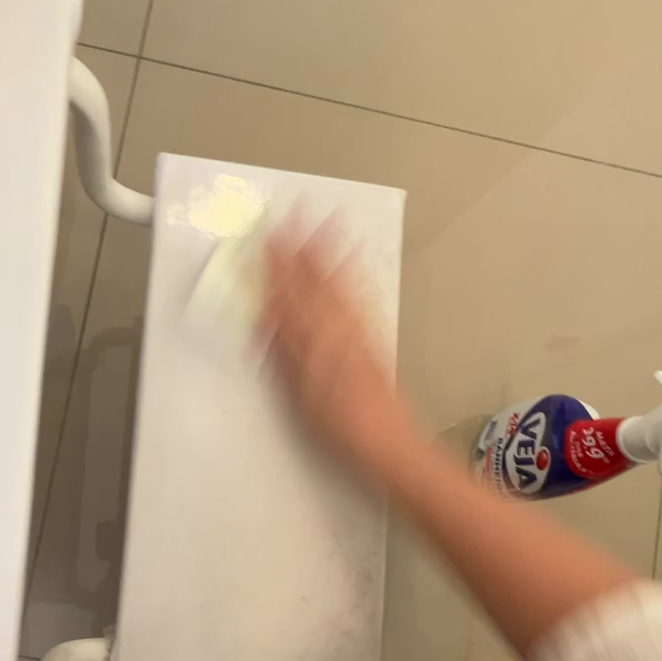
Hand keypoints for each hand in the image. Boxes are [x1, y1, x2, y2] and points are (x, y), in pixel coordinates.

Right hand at [259, 214, 425, 480]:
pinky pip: (361, 300)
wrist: (393, 448)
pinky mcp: (374, 344)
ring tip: (328, 220)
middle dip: (304, 247)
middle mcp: (341, 333)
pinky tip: (355, 264)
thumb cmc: (344, 431)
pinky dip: (355, 277)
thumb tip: (268, 315)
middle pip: (317, 283)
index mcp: (317, 346)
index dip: (278, 267)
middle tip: (296, 211)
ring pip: (342, 286)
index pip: (291, 298)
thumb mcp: (302, 398)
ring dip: (332, 252)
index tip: (268, 236)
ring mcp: (361, 336)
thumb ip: (285, 353)